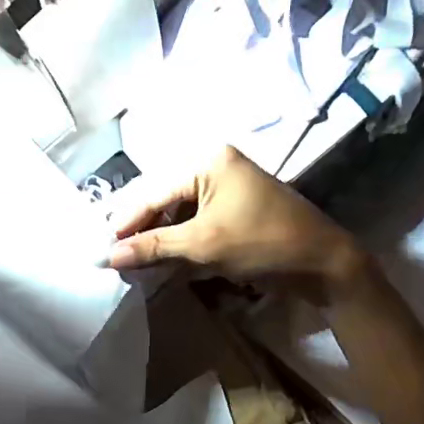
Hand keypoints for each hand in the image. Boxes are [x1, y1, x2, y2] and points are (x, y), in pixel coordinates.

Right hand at [106, 147, 367, 300]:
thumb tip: (107, 257)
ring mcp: (227, 189)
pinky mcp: (235, 211)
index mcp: (208, 161)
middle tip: (112, 254)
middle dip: (140, 229)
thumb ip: (154, 247)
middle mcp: (215, 166)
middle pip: (164, 199)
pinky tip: (162, 260)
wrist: (322, 263)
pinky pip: (197, 223)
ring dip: (159, 239)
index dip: (126, 221)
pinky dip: (180, 242)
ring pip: (179, 213)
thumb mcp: (204, 245)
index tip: (101, 248)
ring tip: (132, 261)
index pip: (154, 191)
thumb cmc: (263, 243)